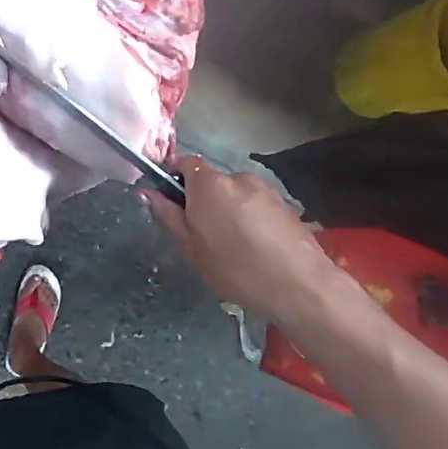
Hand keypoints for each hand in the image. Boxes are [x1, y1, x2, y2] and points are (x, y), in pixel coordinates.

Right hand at [142, 157, 341, 324]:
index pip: (185, 164)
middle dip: (205, 203)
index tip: (175, 207)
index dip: (176, 181)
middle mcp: (238, 178)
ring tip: (236, 249)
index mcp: (209, 185)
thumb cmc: (237, 270)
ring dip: (230, 213)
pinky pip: (257, 206)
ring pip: (236, 196)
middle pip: (212, 183)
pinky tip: (257, 250)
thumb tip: (149, 193)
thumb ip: (169, 217)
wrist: (298, 284)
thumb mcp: (192, 250)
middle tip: (204, 239)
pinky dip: (252, 221)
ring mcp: (266, 189)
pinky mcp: (285, 204)